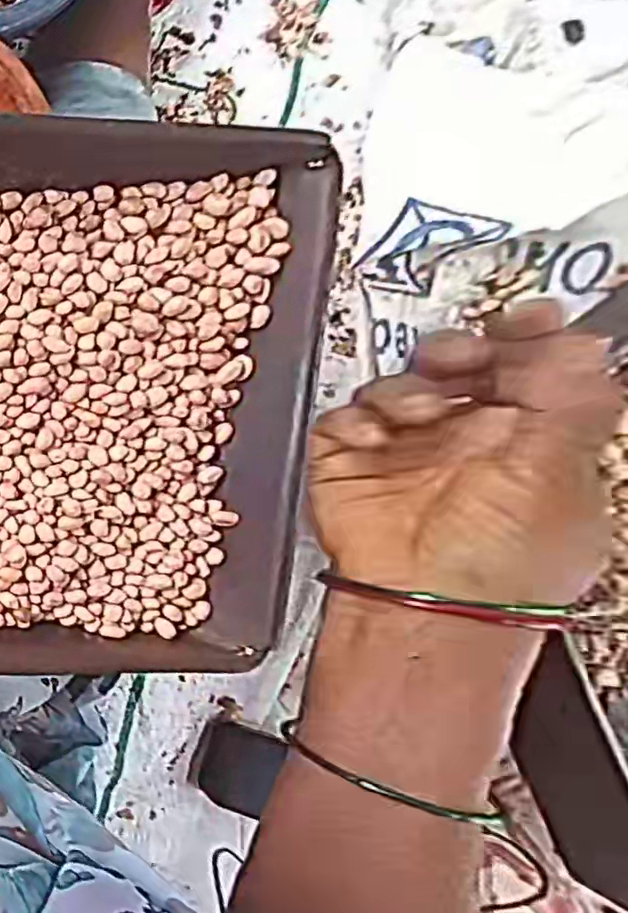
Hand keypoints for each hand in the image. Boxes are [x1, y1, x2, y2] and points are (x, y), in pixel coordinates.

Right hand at [309, 299, 620, 604]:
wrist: (425, 596)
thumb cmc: (506, 553)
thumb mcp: (561, 474)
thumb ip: (568, 401)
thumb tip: (574, 338)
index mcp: (530, 433)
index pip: (528, 367)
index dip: (527, 335)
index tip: (526, 315)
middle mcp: (463, 433)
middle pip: (451, 367)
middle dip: (452, 351)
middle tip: (456, 358)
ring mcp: (399, 446)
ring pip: (391, 387)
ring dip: (404, 390)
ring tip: (419, 414)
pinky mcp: (344, 460)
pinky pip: (338, 420)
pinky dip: (353, 420)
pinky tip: (373, 436)